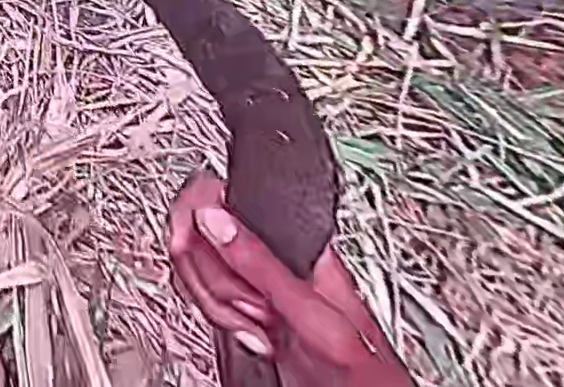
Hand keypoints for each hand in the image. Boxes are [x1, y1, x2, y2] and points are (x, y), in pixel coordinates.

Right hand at [169, 171, 409, 386]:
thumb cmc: (371, 384)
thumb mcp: (323, 326)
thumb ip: (266, 267)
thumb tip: (211, 215)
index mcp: (292, 240)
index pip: (221, 195)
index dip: (199, 216)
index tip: (196, 246)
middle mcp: (265, 250)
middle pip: (197, 228)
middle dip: (213, 274)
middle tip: (250, 304)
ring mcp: (247, 275)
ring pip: (192, 258)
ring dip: (214, 299)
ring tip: (256, 325)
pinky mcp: (234, 299)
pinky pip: (194, 285)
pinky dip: (213, 312)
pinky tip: (248, 333)